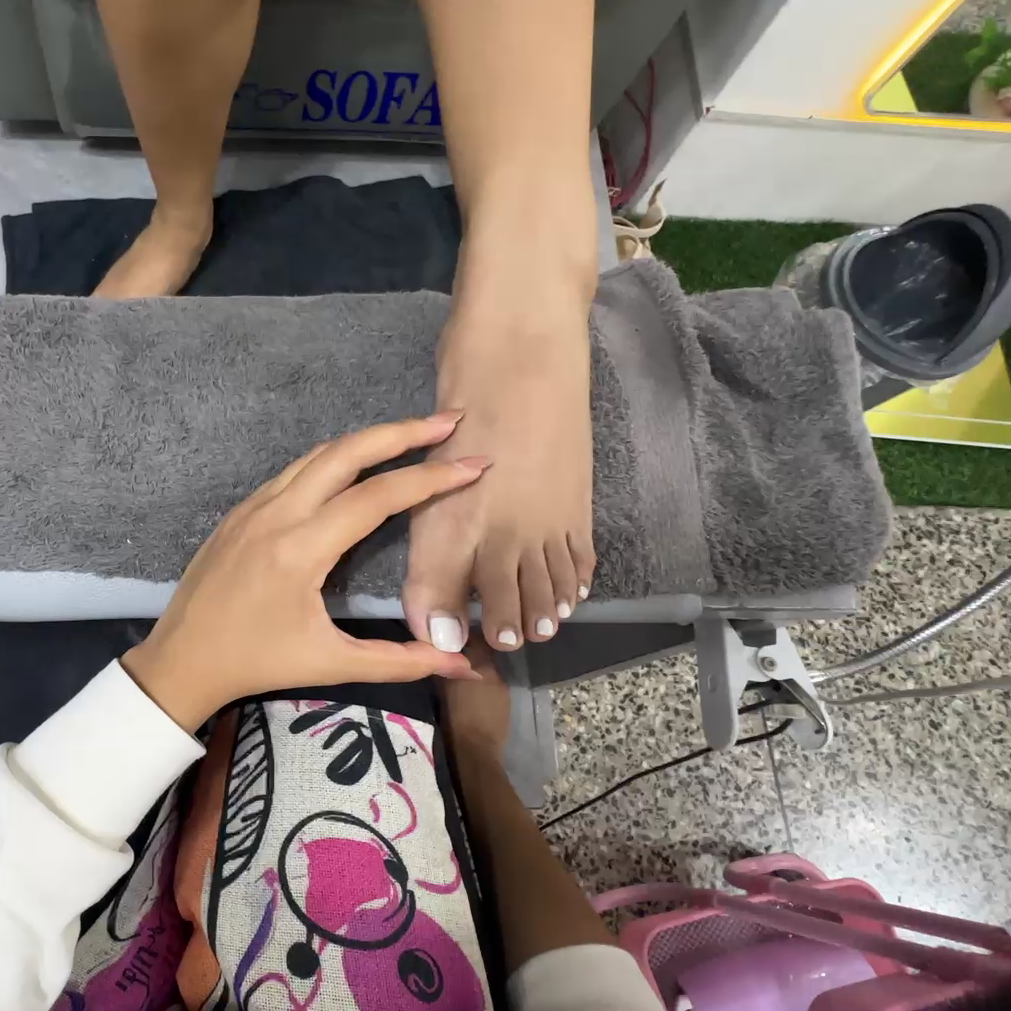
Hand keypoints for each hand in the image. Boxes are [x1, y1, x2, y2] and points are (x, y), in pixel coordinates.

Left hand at [122, 414, 488, 732]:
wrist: (180, 661)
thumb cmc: (255, 663)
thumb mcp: (330, 664)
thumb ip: (400, 660)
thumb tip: (465, 664)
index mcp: (300, 548)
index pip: (377, 497)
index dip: (430, 478)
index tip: (473, 464)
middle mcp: (276, 513)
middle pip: (345, 453)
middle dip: (400, 432)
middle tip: (446, 422)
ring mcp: (253, 507)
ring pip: (316, 456)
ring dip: (365, 441)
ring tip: (409, 436)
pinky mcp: (239, 512)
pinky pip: (292, 472)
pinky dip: (332, 460)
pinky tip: (354, 468)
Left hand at [406, 272, 596, 653]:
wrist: (525, 357)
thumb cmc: (462, 413)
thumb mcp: (431, 490)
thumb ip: (435, 573)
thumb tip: (441, 640)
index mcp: (468, 540)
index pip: (461, 603)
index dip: (460, 629)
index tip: (463, 654)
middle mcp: (516, 541)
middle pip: (514, 596)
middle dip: (511, 625)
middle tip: (512, 647)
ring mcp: (553, 520)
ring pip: (548, 579)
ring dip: (543, 606)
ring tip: (543, 627)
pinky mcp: (577, 498)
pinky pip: (580, 552)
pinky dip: (575, 576)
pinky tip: (577, 586)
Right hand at [439, 636, 508, 756]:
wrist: (475, 749)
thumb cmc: (452, 717)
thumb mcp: (441, 687)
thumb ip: (444, 666)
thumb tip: (441, 652)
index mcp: (476, 662)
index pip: (474, 637)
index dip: (463, 636)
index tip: (450, 638)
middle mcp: (492, 669)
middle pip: (483, 652)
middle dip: (470, 653)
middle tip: (454, 658)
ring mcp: (502, 684)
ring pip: (488, 669)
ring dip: (478, 670)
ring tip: (463, 677)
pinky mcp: (506, 699)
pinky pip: (494, 684)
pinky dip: (484, 684)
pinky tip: (475, 694)